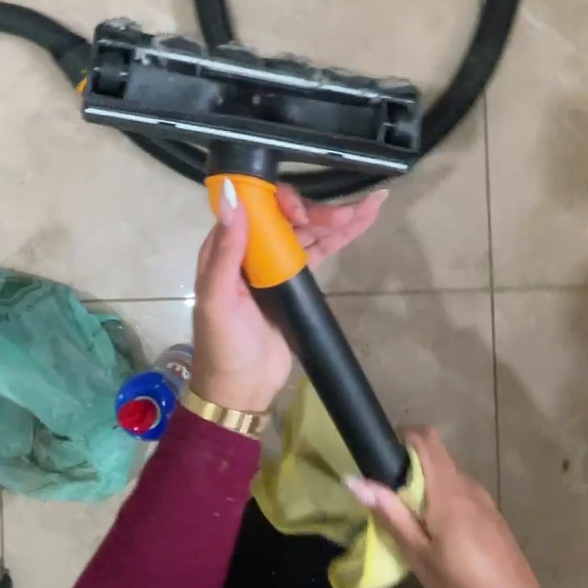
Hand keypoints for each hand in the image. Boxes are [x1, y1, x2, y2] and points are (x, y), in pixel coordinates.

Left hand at [191, 183, 385, 411]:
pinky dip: (340, 236)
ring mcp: (276, 265)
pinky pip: (320, 251)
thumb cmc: (223, 344)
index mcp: (226, 248)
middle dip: (316, 212)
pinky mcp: (297, 281)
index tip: (300, 212)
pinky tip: (364, 218)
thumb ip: (226, 250)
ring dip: (335, 218)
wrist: (242, 388)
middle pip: (286, 217)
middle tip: (343, 216)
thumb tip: (232, 199)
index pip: (254, 209)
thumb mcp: (217, 298)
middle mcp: (251, 250)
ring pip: (307, 231)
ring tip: (369, 206)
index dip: (279, 202)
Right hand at [347, 429, 556, 587]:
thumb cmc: (461, 582)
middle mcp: (469, 485)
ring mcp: (485, 501)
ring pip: (449, 480)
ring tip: (410, 525)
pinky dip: (444, 503)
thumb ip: (389, 512)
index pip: (427, 438)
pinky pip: (462, 496)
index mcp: (448, 488)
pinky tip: (439, 539)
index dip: (404, 435)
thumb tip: (354, 479)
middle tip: (388, 502)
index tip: (382, 455)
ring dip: (427, 490)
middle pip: (436, 459)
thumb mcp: (417, 552)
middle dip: (410, 471)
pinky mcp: (493, 518)